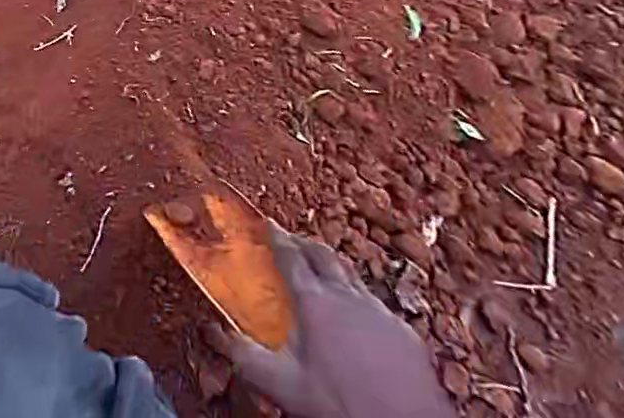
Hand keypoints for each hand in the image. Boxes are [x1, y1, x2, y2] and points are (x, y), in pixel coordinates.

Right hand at [206, 226, 453, 417]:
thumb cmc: (343, 406)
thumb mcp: (285, 386)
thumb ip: (248, 359)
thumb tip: (220, 336)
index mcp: (315, 302)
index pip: (291, 257)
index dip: (277, 237)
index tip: (268, 223)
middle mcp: (347, 296)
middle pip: (323, 254)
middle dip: (304, 242)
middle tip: (291, 240)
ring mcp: (379, 310)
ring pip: (351, 274)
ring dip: (332, 266)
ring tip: (322, 269)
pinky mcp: (403, 330)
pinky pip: (375, 302)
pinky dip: (358, 298)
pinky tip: (356, 314)